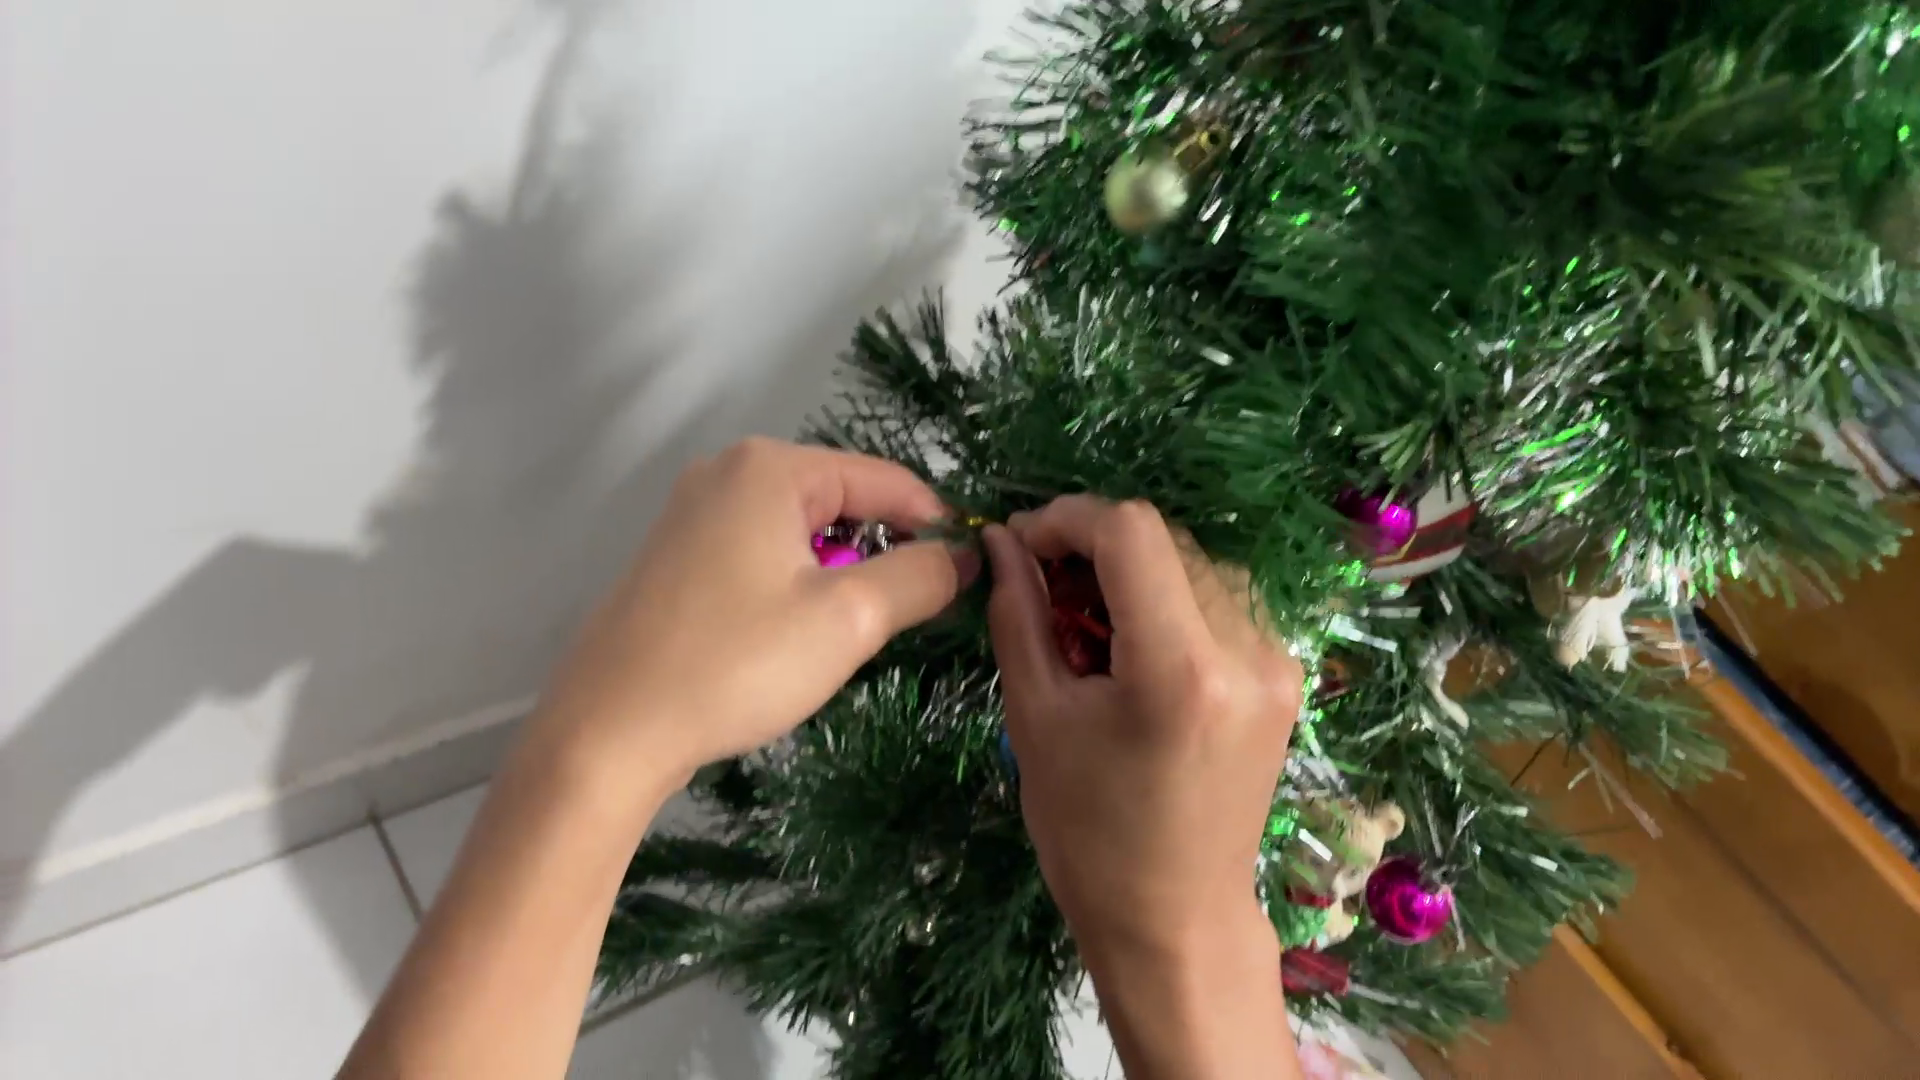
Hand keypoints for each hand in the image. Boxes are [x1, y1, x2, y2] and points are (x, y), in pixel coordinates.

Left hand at [541, 438, 971, 783]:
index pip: (887, 480)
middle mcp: (729, 471)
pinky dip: (798, 581)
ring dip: (842, 572)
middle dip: (884, 551)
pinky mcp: (679, 553)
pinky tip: (791, 631)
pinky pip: (765, 550)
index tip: (969, 573)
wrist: (607, 732)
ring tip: (845, 629)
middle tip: (904, 613)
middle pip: (844, 500)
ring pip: (804, 529)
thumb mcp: (848, 619)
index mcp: (771, 467)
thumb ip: (920, 577)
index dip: (937, 524)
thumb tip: (964, 556)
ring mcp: (695, 510)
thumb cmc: (736, 663)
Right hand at [983, 497, 1300, 954]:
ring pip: (1193, 559)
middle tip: (1046, 585)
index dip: (1067, 519)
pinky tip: (1136, 640)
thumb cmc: (1089, 830)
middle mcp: (1246, 650)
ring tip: (1088, 619)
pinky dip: (1169, 596)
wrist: (1175, 917)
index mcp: (1179, 668)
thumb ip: (1019, 611)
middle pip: (1164, 538)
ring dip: (1132, 570)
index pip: (1131, 532)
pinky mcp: (1284, 673)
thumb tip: (1002, 540)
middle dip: (1094, 545)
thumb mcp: (1035, 716)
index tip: (1023, 544)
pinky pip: (1219, 596)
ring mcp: (1277, 661)